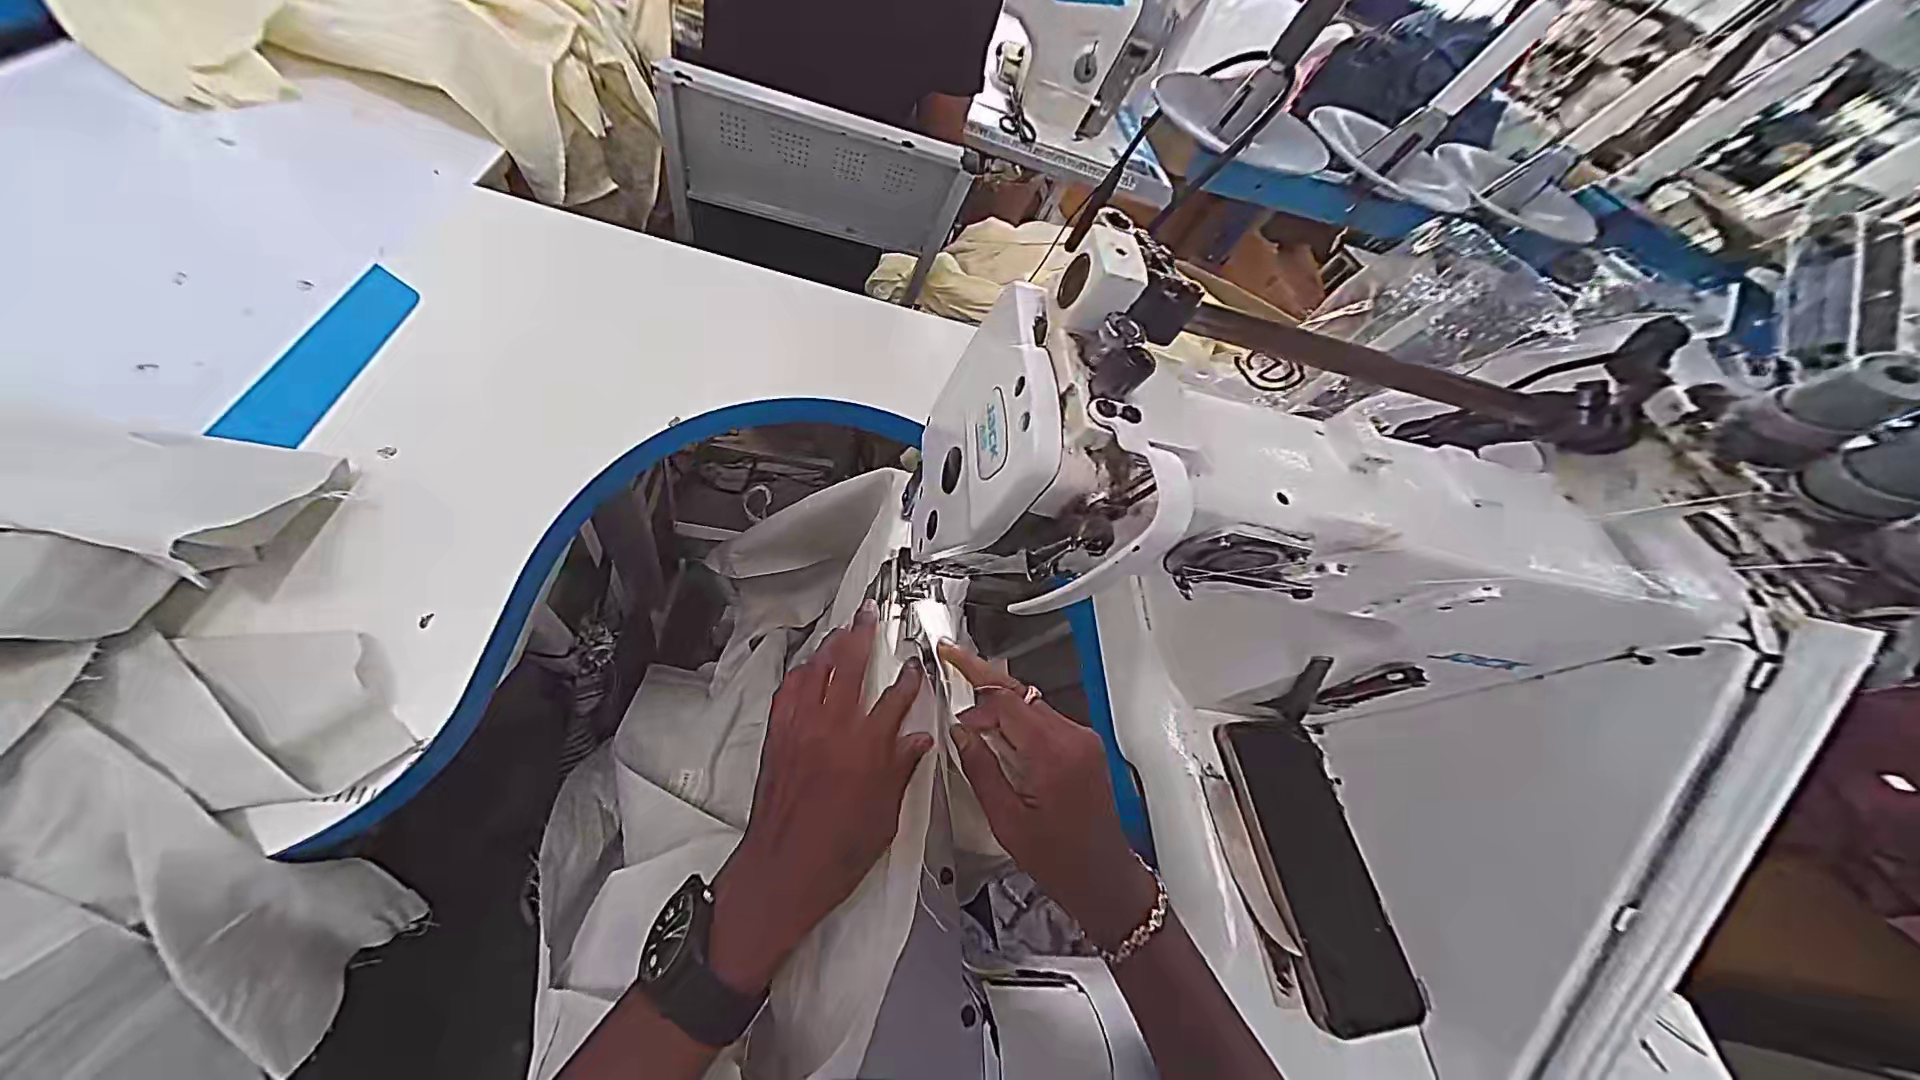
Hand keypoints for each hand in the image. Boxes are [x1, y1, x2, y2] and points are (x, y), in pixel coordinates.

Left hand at [707, 601, 931, 995]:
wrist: (781, 871)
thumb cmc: (834, 853)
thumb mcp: (885, 816)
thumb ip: (901, 771)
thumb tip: (917, 743)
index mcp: (866, 750)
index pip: (895, 699)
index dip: (909, 680)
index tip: (914, 668)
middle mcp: (832, 731)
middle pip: (851, 668)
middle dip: (864, 635)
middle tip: (870, 615)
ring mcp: (801, 731)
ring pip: (817, 672)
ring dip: (830, 646)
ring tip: (842, 630)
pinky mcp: (778, 739)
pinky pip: (788, 693)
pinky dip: (800, 674)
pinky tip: (807, 666)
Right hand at [939, 642, 1157, 951]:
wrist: (1104, 878)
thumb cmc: (1062, 860)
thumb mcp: (1006, 821)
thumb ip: (981, 769)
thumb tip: (962, 734)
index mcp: (1053, 754)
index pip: (1006, 701)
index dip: (973, 695)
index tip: (951, 693)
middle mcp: (1073, 738)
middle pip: (1020, 693)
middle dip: (983, 679)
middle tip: (954, 658)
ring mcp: (1082, 740)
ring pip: (1032, 703)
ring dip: (999, 702)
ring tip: (970, 705)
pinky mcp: (1084, 746)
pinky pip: (1044, 719)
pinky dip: (1017, 719)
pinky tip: (997, 732)